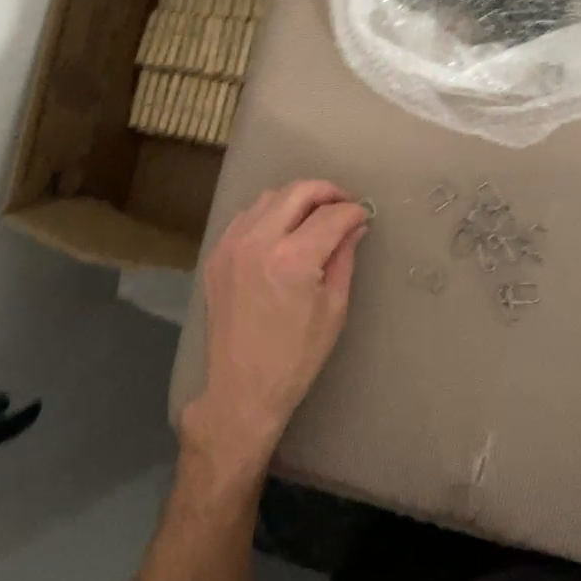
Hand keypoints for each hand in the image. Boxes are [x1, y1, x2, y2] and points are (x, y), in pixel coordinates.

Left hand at [184, 180, 367, 471]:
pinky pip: (245, 217)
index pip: (331, 215)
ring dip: (296, 200)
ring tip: (313, 216)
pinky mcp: (216, 255)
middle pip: (298, 192)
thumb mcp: (333, 309)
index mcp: (293, 259)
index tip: (363, 215)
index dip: (353, 211)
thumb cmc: (296, 357)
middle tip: (343, 204)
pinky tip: (281, 231)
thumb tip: (355, 227)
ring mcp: (232, 245)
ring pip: (268, 198)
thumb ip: (344, 259)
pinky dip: (268, 214)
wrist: (242, 388)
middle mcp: (259, 241)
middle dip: (326, 192)